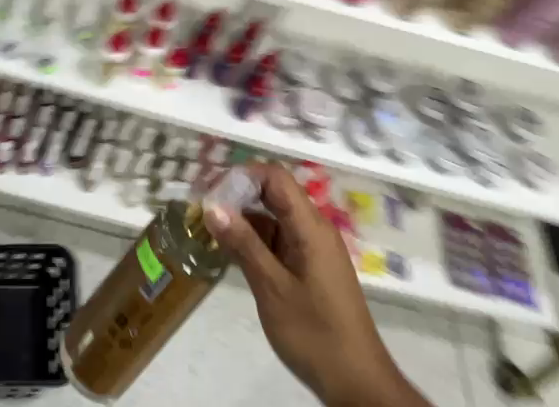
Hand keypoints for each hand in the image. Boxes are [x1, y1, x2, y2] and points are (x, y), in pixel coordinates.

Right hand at [205, 165, 429, 406]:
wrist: (356, 382)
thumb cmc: (314, 333)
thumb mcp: (272, 288)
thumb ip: (243, 244)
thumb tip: (213, 206)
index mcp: (310, 227)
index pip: (275, 178)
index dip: (242, 176)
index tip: (210, 191)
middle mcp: (314, 229)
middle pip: (274, 194)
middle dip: (238, 196)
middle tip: (202, 210)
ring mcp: (313, 249)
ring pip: (275, 217)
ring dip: (244, 219)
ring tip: (209, 230)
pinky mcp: (310, 267)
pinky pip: (280, 239)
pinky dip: (255, 240)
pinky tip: (231, 252)